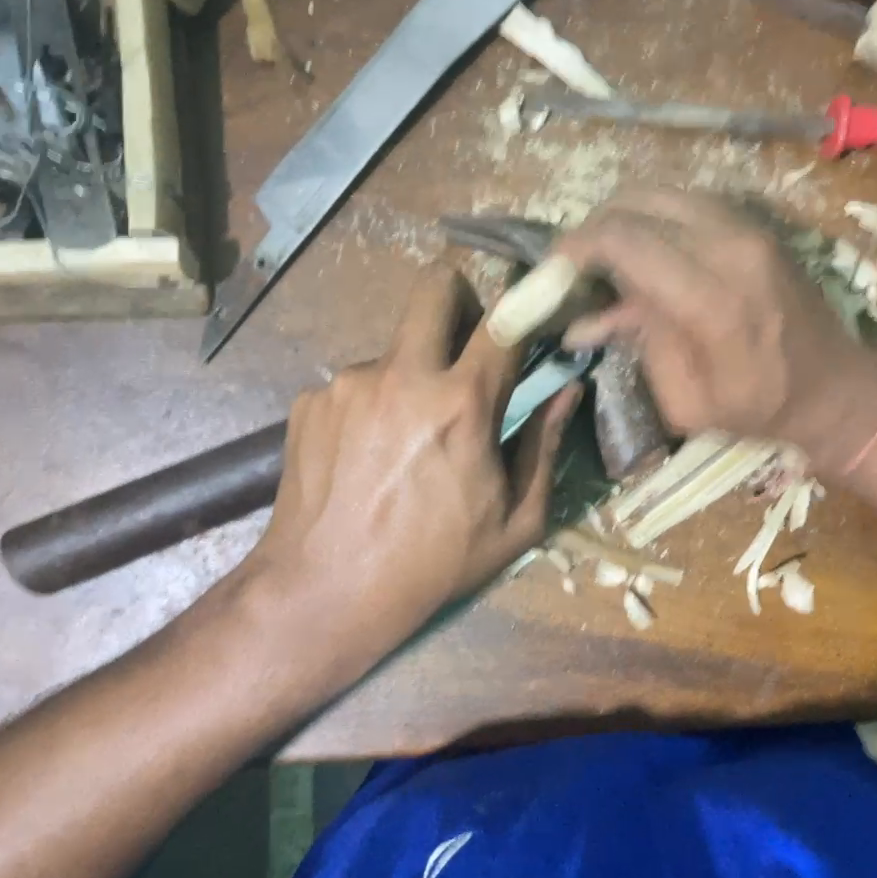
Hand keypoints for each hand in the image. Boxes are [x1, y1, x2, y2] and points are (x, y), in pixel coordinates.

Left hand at [246, 268, 578, 647]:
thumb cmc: (435, 563)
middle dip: (459, 301)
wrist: (327, 591)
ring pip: (394, 348)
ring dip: (411, 375)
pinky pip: (355, 384)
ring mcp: (347, 383)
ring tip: (405, 440)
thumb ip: (545, 446)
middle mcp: (402, 376)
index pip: (505, 320)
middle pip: (435, 286)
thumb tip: (567, 392)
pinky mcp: (309, 401)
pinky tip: (366, 458)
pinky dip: (371, 407)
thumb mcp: (516, 522)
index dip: (526, 309)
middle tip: (465, 347)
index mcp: (463, 404)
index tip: (531, 318)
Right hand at [553, 190, 876, 466]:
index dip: (577, 246)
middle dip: (594, 229)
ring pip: (662, 193)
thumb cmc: (760, 408)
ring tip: (606, 257)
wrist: (837, 387)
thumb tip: (584, 321)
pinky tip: (646, 250)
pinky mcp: (757, 224)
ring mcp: (749, 229)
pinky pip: (689, 200)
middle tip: (575, 265)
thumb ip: (638, 348)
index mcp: (712, 302)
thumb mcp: (687, 403)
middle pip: (638, 205)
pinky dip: (656, 216)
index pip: (626, 241)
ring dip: (624, 218)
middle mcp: (730, 249)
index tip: (553, 267)